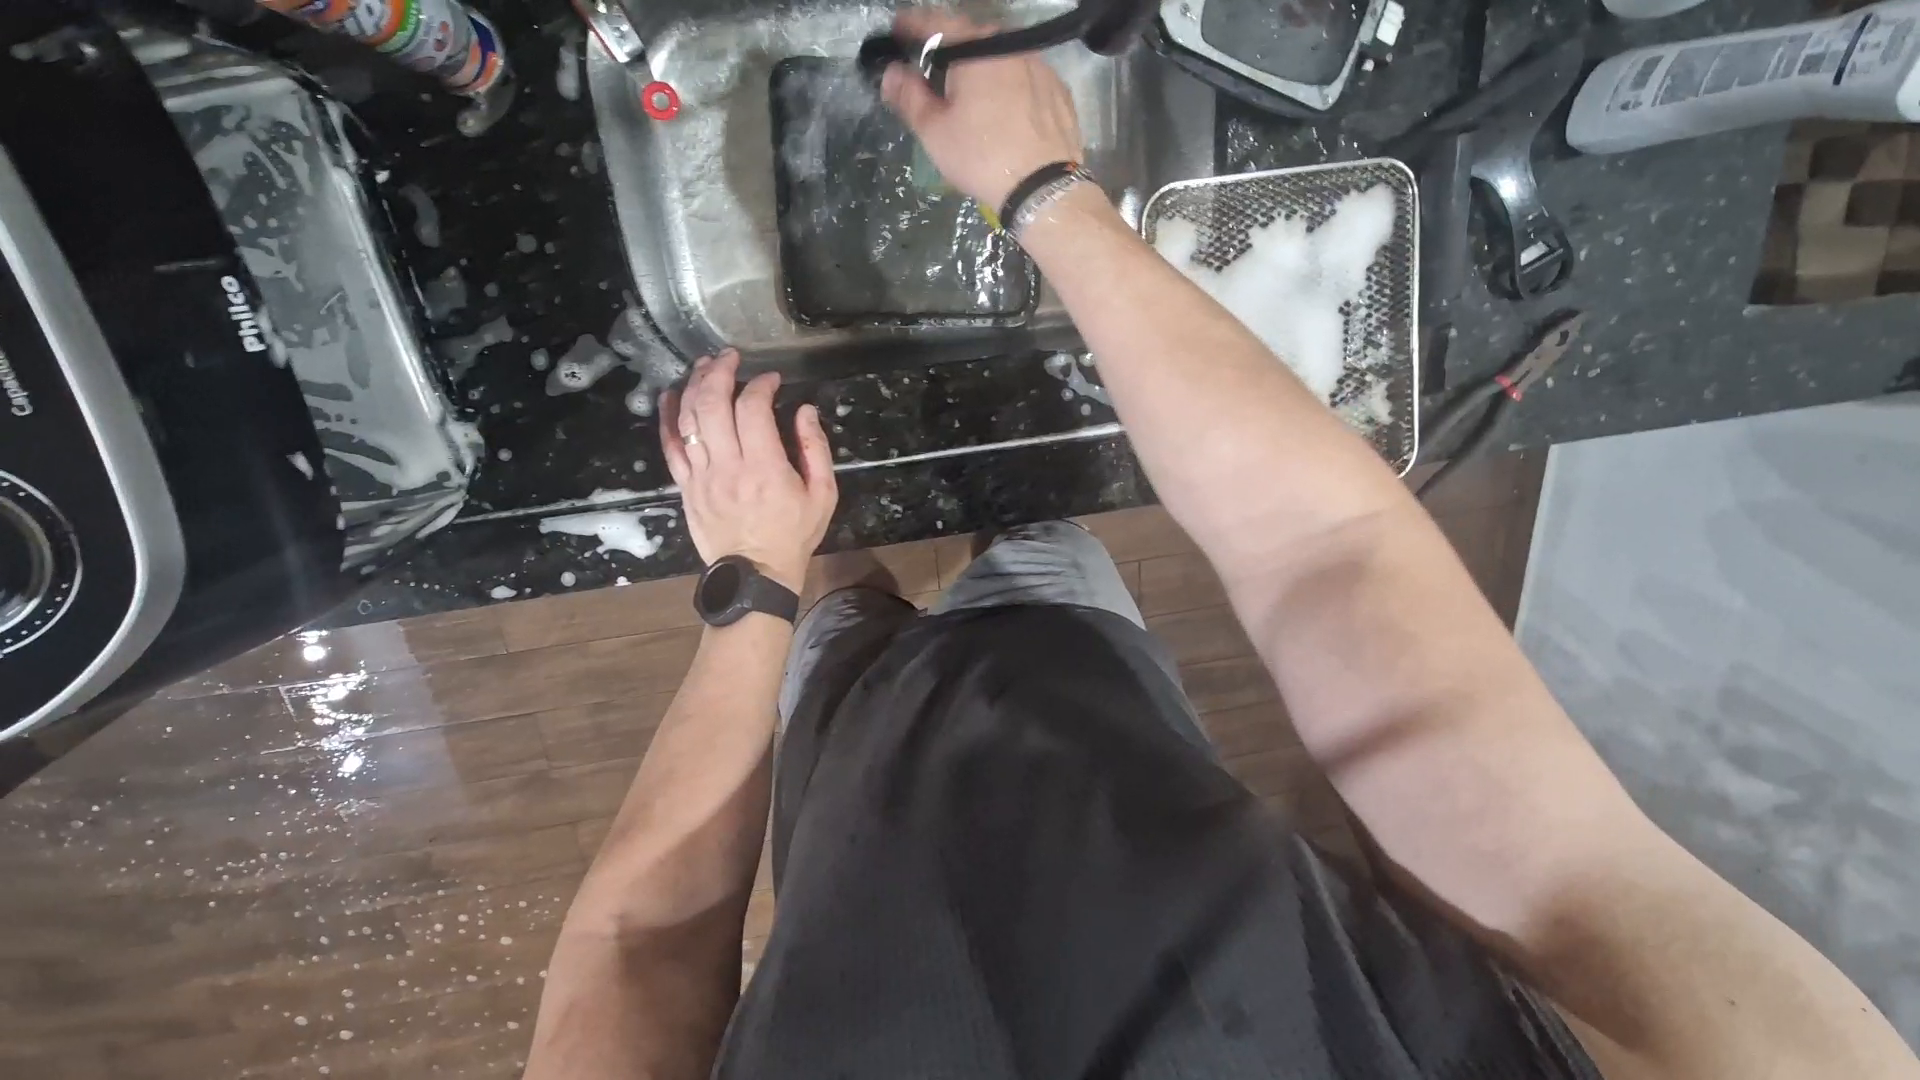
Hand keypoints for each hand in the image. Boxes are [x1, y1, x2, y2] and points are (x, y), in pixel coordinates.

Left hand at [660, 350, 837, 591]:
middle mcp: (728, 466)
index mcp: (765, 467)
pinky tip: (671, 395)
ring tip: (704, 366)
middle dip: (719, 372)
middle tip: (729, 357)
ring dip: (694, 386)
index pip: (754, 409)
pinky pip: (669, 446)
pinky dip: (668, 417)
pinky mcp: (686, 487)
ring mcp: (701, 476)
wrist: (756, 575)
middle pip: (713, 405)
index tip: (771, 379)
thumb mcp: (823, 495)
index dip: (761, 385)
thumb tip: (805, 410)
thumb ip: (815, 449)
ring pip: (688, 419)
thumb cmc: (794, 534)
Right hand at [879, 9, 1085, 209]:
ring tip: (971, 96)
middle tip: (934, 73)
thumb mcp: (935, 131)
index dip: (912, 26)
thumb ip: (909, 96)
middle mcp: (1013, 46)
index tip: (897, 31)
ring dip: (983, 72)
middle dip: (951, 53)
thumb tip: (891, 72)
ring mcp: (1042, 67)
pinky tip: (1005, 113)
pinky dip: (1011, 89)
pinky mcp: (1060, 93)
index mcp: (977, 48)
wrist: (1042, 189)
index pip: (937, 24)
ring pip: (1003, 61)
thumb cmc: (981, 157)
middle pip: (973, 40)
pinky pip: (1027, 81)